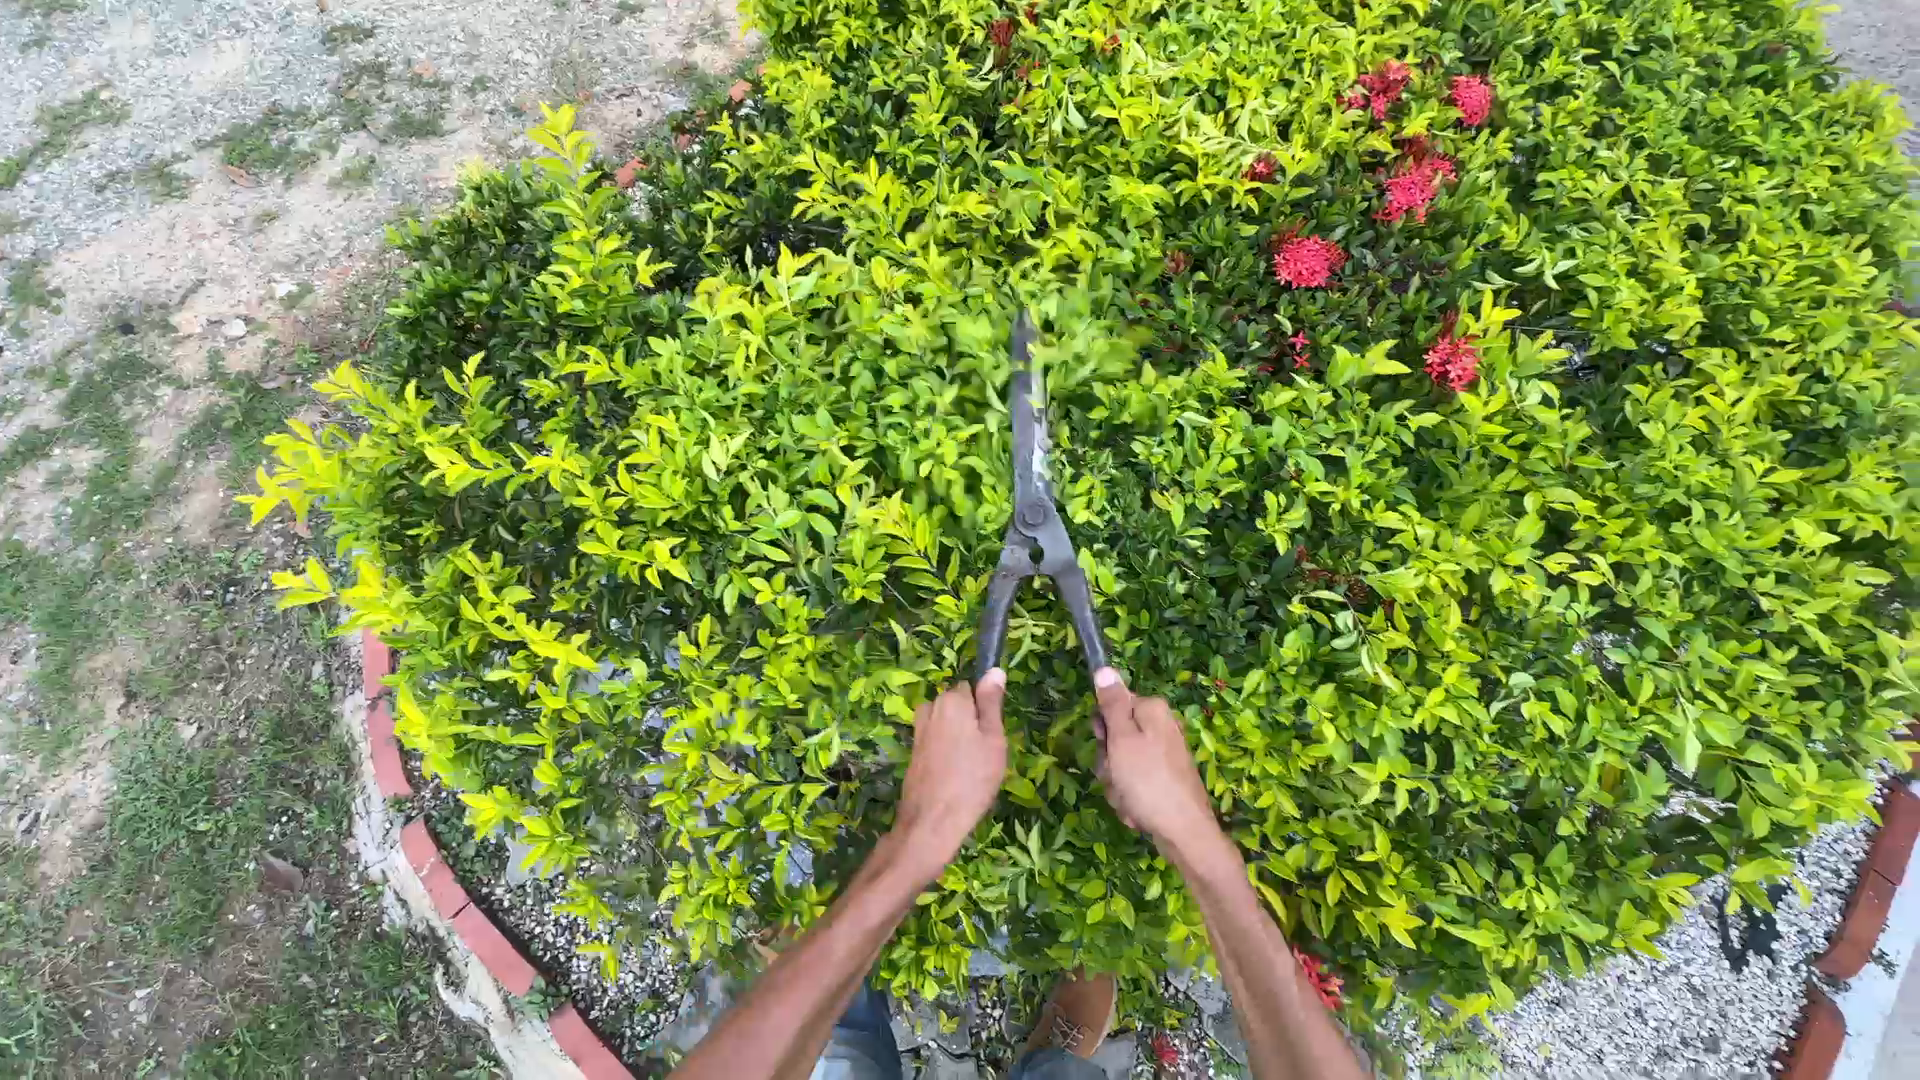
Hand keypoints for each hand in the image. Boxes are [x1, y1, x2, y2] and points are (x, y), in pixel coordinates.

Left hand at [893, 670, 1007, 874]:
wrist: (933, 820)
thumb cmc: (972, 778)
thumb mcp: (993, 739)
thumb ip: (992, 703)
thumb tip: (994, 670)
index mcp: (952, 700)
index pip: (971, 688)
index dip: (984, 708)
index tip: (991, 733)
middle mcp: (930, 707)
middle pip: (957, 704)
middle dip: (969, 721)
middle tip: (984, 752)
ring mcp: (918, 730)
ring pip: (946, 723)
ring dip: (957, 737)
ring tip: (971, 766)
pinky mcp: (913, 750)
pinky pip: (936, 740)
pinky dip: (945, 751)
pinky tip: (955, 774)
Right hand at [1093, 668, 1224, 862]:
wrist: (1184, 833)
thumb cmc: (1149, 782)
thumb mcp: (1122, 740)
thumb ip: (1111, 705)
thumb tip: (1104, 668)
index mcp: (1152, 711)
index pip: (1111, 707)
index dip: (1103, 729)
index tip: (1106, 745)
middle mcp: (1161, 728)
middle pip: (1115, 737)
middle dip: (1109, 762)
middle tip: (1117, 775)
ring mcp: (1164, 756)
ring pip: (1121, 764)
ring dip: (1117, 784)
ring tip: (1128, 798)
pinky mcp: (1164, 780)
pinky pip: (1134, 783)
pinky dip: (1130, 798)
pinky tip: (1137, 810)